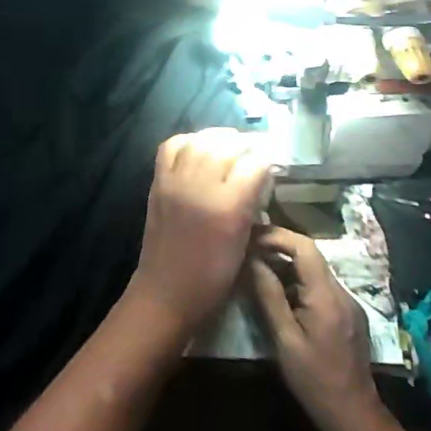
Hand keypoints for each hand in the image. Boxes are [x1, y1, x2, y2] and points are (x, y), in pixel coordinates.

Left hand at [128, 129, 272, 333]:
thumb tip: (258, 180)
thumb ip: (251, 207)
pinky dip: (187, 141)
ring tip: (229, 144)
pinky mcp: (158, 182)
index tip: (273, 165)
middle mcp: (201, 187)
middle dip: (245, 145)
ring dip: (217, 138)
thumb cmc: (212, 279)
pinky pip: (171, 147)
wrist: (166, 292)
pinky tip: (198, 148)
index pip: (254, 165)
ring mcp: (176, 181)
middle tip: (254, 151)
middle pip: (226, 146)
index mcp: (228, 208)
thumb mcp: (244, 245)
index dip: (267, 161)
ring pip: (199, 141)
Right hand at [248, 226, 385, 430]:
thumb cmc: (314, 380)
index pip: (304, 247)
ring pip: (314, 269)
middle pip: (310, 254)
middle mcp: (342, 292)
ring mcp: (348, 302)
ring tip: (257, 268)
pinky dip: (298, 280)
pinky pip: (320, 285)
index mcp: (327, 296)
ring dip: (286, 264)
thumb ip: (269, 295)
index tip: (250, 237)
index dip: (276, 235)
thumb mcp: (284, 339)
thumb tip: (252, 259)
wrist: (354, 415)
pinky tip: (279, 292)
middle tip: (248, 249)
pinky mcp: (348, 313)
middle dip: (278, 247)